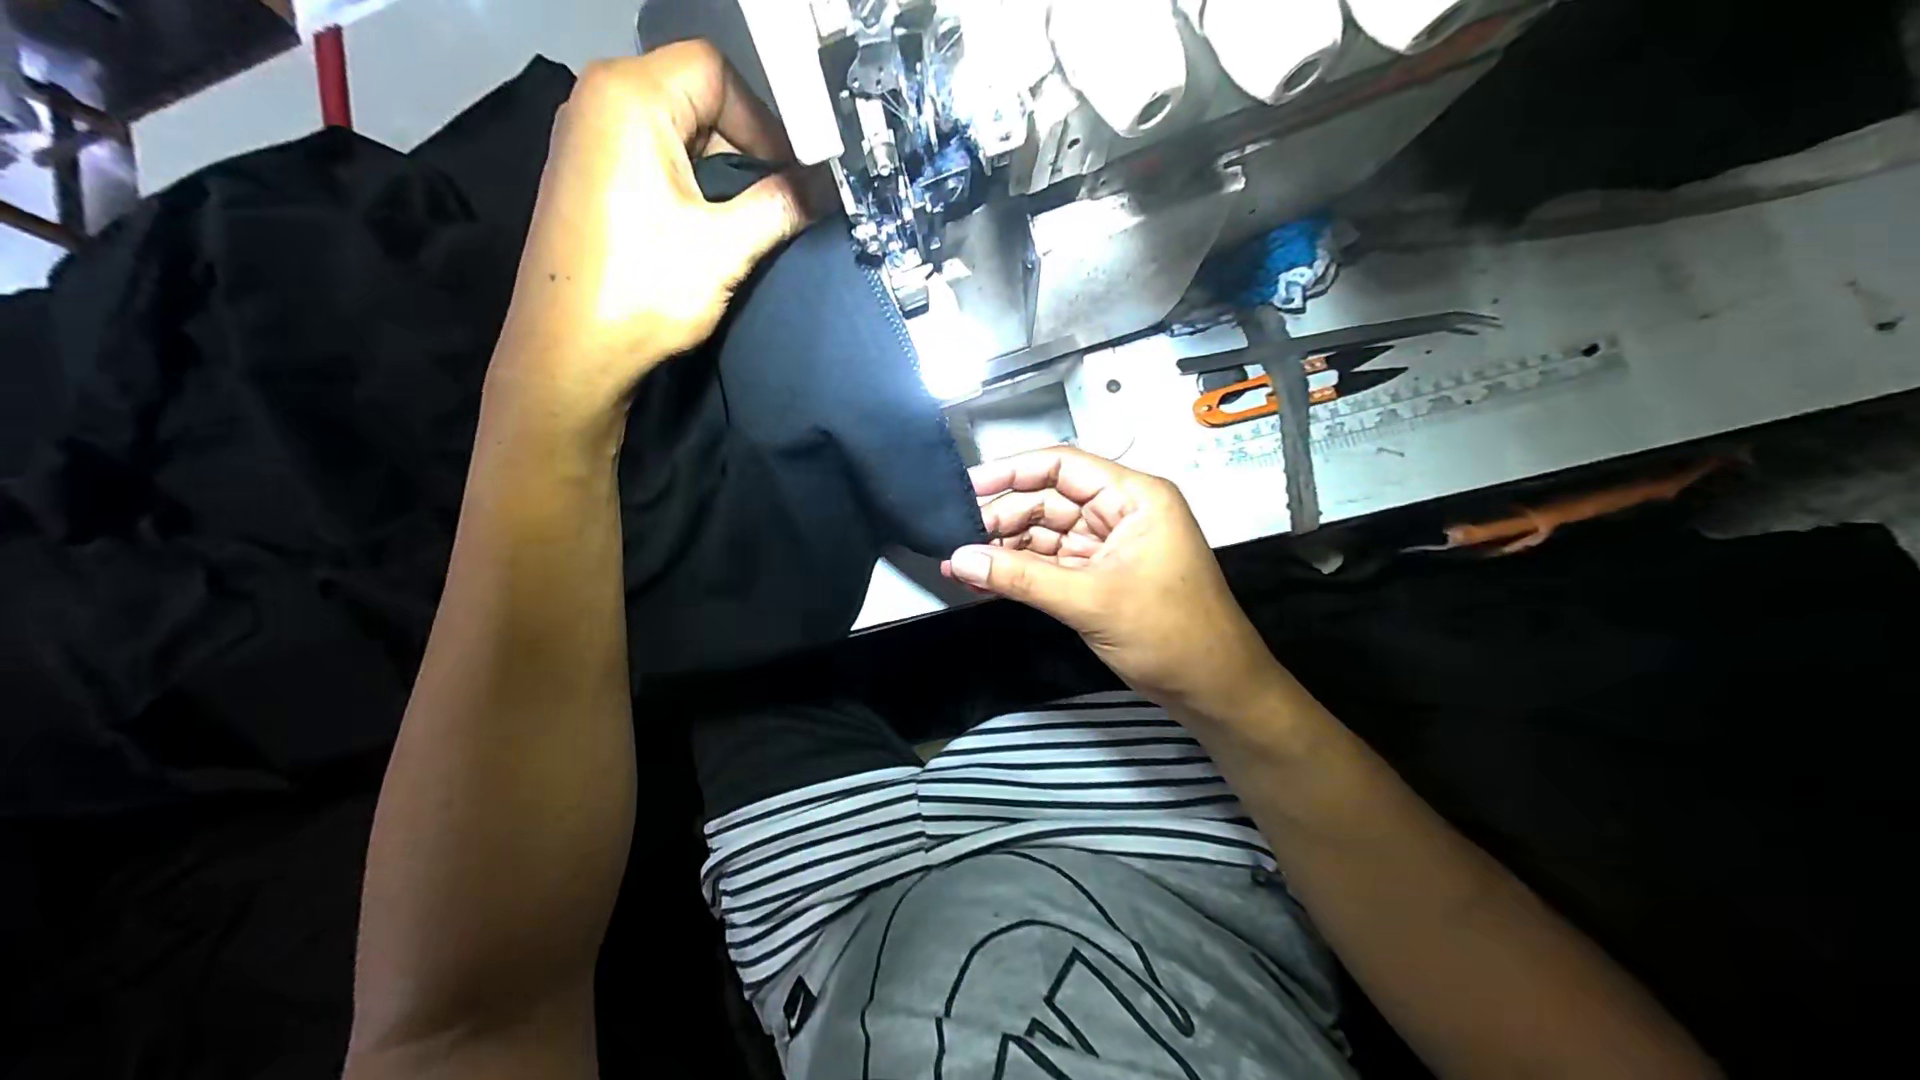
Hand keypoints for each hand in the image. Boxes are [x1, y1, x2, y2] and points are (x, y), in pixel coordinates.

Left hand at [491, 41, 812, 427]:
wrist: (569, 352)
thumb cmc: (642, 291)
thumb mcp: (725, 248)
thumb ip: (782, 207)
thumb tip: (827, 189)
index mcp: (629, 97)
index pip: (718, 71)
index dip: (765, 120)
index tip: (793, 175)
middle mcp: (599, 100)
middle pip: (697, 96)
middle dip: (746, 147)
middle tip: (777, 202)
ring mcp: (588, 137)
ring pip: (679, 130)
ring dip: (720, 171)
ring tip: (744, 223)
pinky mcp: (588, 175)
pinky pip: (653, 156)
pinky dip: (690, 183)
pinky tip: (705, 227)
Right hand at [943, 447, 1282, 720]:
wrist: (1213, 690)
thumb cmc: (1170, 633)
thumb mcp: (1091, 600)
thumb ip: (1022, 578)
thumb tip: (960, 560)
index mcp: (1133, 498)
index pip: (1064, 465)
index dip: (1013, 471)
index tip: (968, 487)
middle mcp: (1119, 514)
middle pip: (1049, 500)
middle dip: (1004, 518)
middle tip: (958, 538)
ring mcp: (1108, 547)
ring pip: (1046, 534)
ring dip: (1006, 549)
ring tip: (961, 563)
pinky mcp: (1099, 577)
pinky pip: (1051, 564)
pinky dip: (1021, 572)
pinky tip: (986, 579)